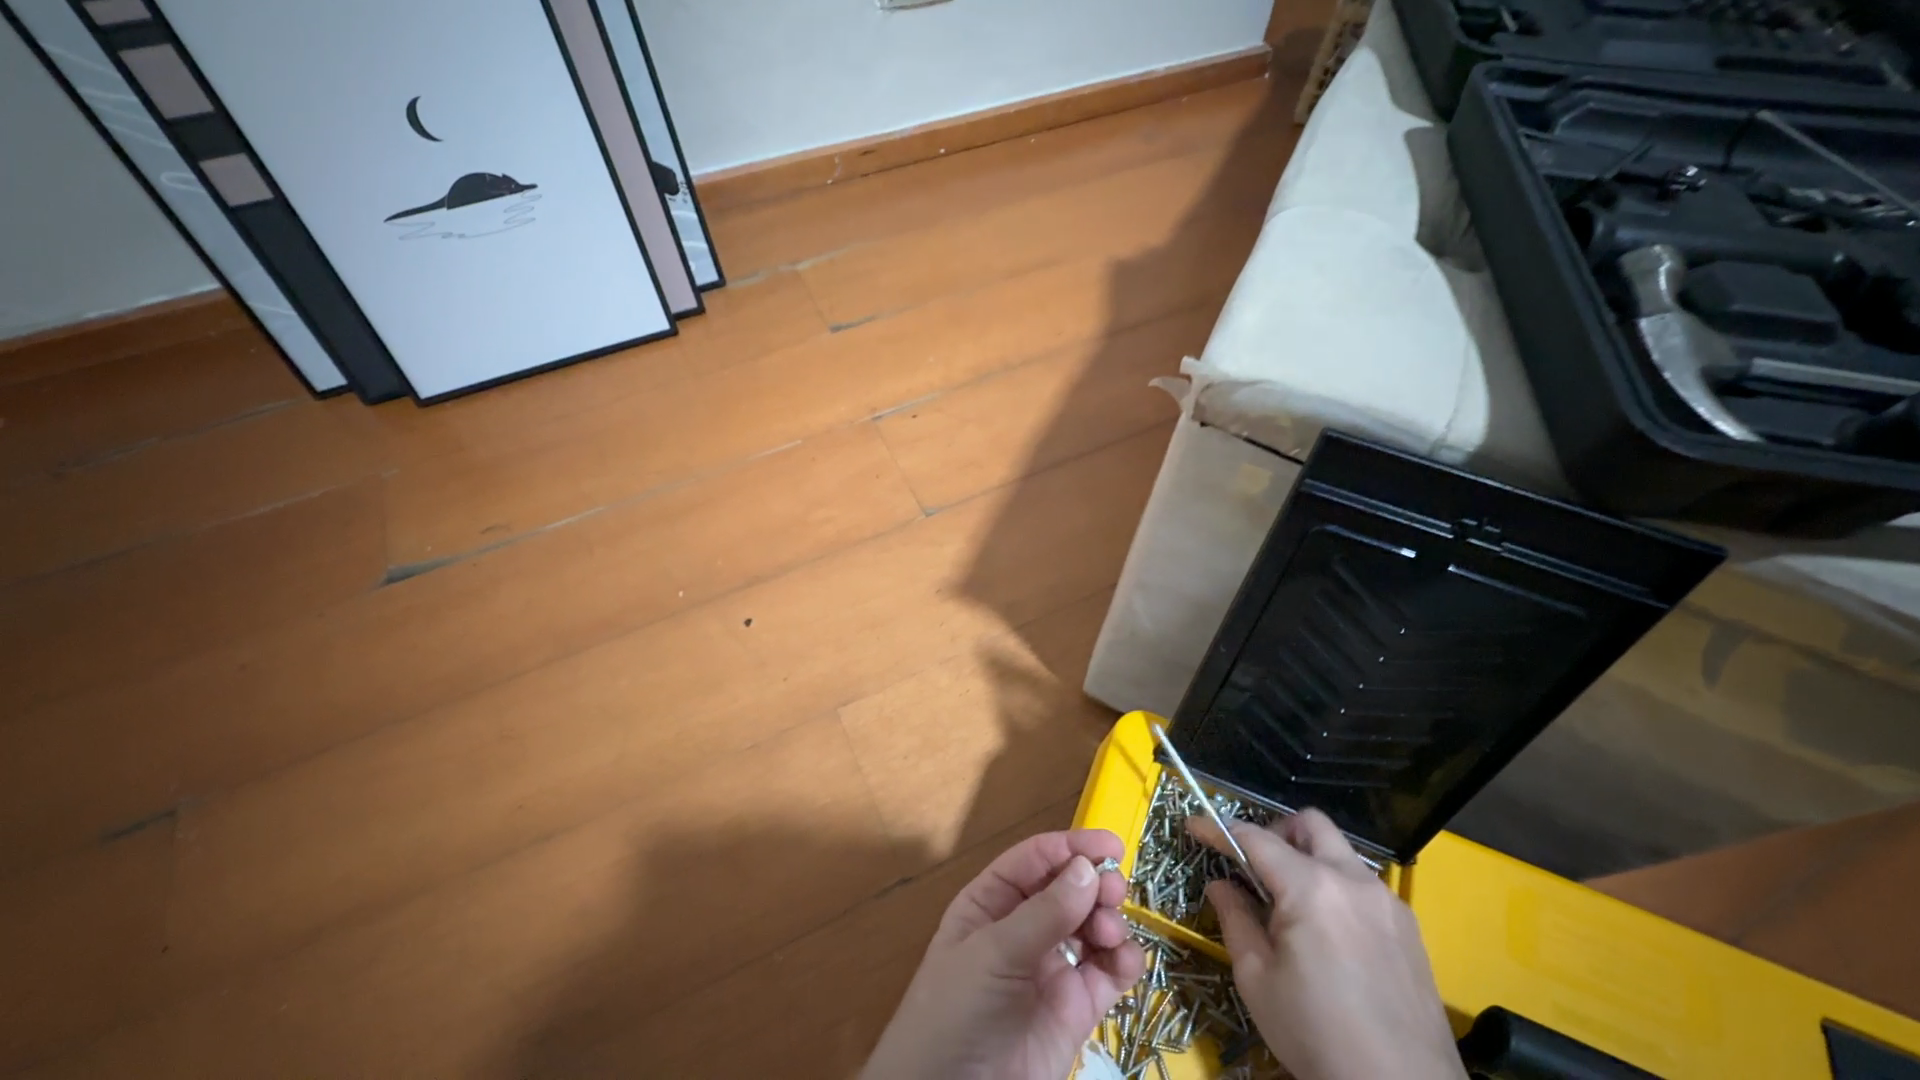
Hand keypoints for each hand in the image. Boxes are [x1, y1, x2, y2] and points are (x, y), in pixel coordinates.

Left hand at [861, 829, 1143, 1079]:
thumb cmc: (954, 1012)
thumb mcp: (992, 954)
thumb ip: (1043, 913)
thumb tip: (1087, 869)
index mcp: (990, 904)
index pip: (1034, 861)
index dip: (1071, 847)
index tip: (1110, 845)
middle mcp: (1023, 929)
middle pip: (1070, 889)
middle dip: (1095, 883)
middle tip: (1113, 890)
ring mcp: (1052, 967)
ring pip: (1093, 926)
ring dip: (1110, 919)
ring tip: (1109, 933)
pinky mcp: (1077, 1007)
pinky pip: (1109, 971)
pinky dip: (1125, 958)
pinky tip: (1125, 958)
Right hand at [1190, 810, 1465, 1079]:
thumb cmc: (1316, 1034)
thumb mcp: (1258, 979)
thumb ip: (1236, 920)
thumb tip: (1221, 884)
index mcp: (1312, 889)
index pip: (1256, 839)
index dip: (1219, 829)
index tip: (1194, 826)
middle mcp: (1354, 881)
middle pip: (1310, 825)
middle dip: (1274, 832)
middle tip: (1252, 866)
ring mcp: (1387, 902)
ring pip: (1340, 853)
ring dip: (1308, 861)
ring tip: (1289, 907)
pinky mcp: (1408, 927)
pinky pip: (1363, 886)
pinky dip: (1335, 888)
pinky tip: (1326, 934)